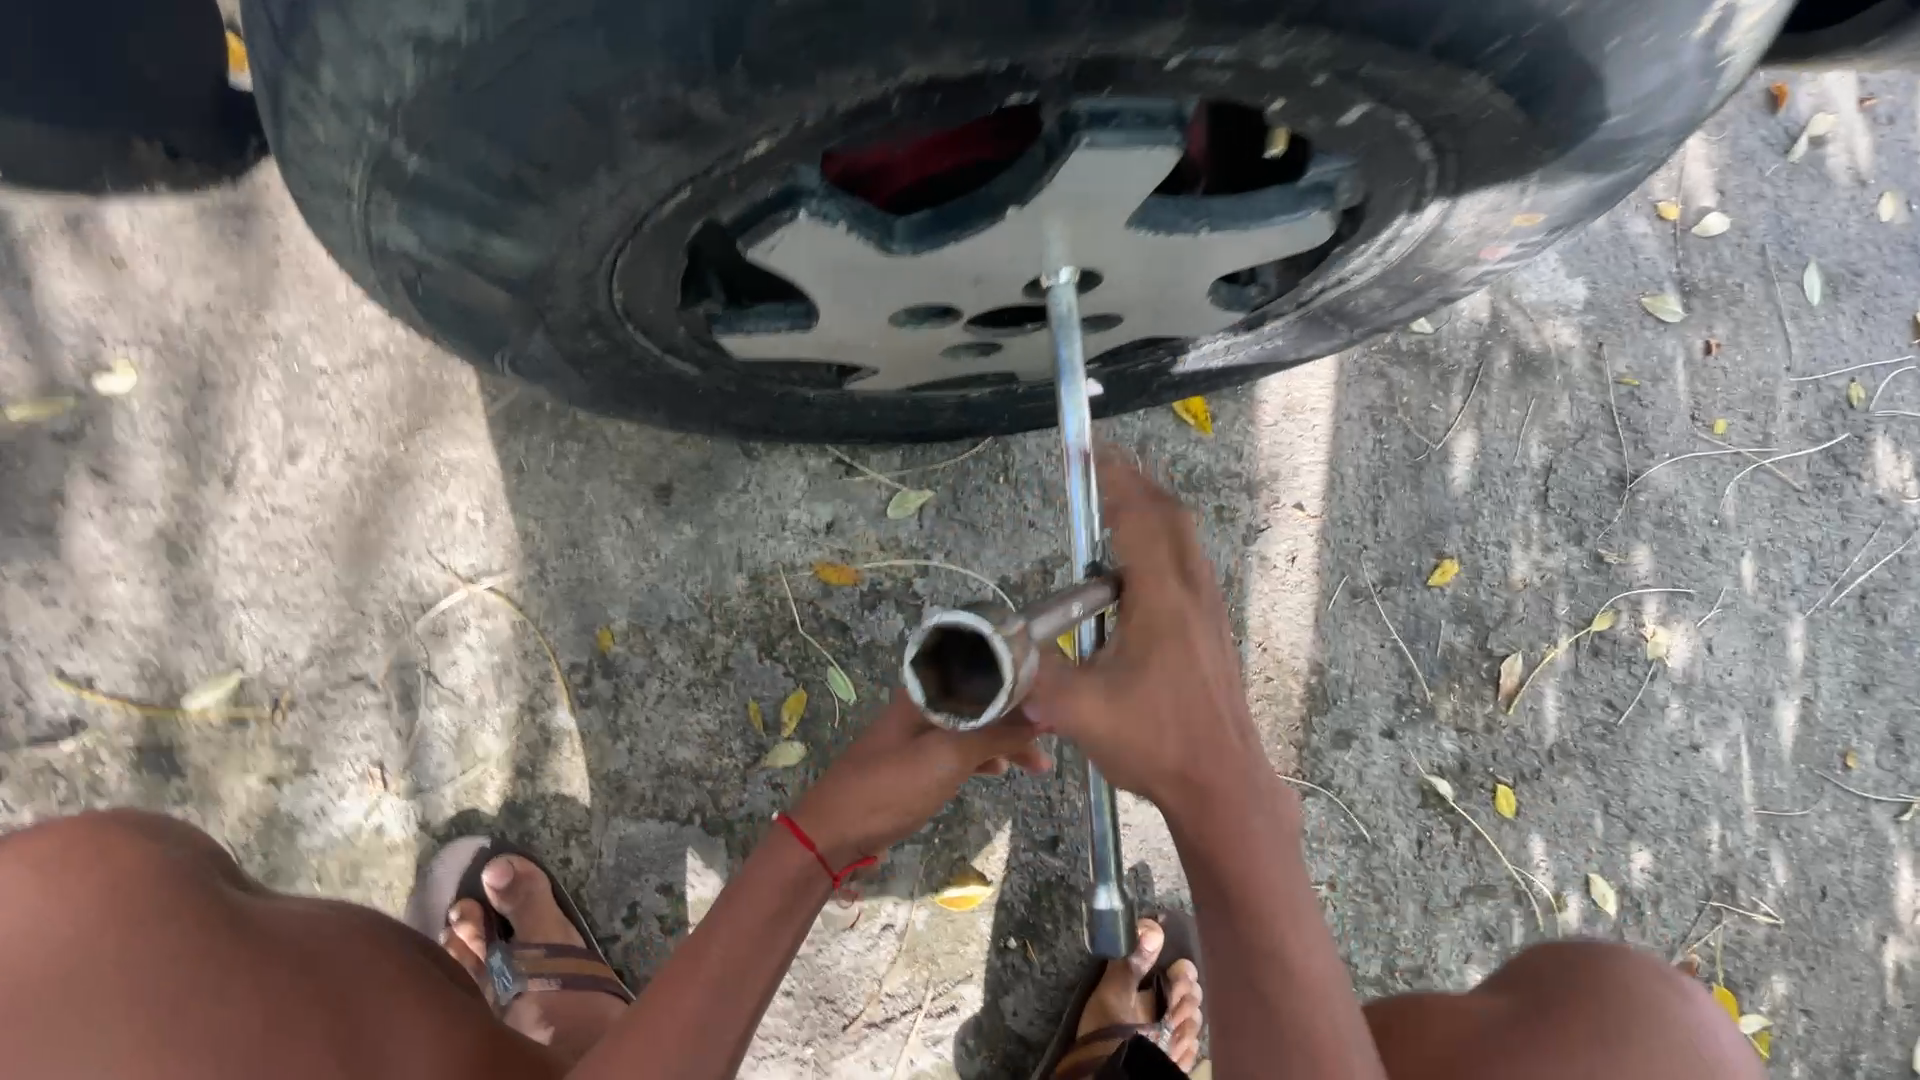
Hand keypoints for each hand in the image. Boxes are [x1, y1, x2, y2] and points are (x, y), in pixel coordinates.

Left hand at [789, 692, 1052, 867]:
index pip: (982, 668)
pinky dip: (983, 756)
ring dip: (1005, 739)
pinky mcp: (914, 760)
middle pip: (981, 697)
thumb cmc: (889, 788)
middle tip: (1053, 735)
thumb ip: (994, 733)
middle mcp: (924, 703)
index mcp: (928, 691)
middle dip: (1018, 714)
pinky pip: (959, 748)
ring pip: (973, 725)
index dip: (1020, 678)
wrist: (831, 832)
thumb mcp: (947, 758)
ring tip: (1037, 764)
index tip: (1054, 697)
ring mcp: (918, 732)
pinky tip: (999, 770)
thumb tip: (1041, 715)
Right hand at [1023, 448, 1265, 809]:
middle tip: (1100, 469)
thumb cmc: (1158, 743)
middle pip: (1171, 516)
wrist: (1224, 783)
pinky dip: (1164, 543)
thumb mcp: (1082, 713)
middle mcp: (1192, 594)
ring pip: (1186, 540)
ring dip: (1153, 512)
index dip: (1112, 481)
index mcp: (1162, 602)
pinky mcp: (1215, 632)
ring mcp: (1211, 612)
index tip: (1088, 452)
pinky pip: (1190, 565)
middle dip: (1136, 483)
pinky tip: (1140, 571)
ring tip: (1117, 506)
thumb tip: (995, 654)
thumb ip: (1034, 677)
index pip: (1138, 520)